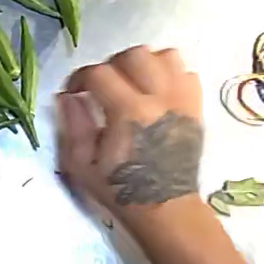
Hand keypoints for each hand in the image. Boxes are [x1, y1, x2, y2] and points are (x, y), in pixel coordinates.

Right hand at [58, 46, 206, 239]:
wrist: (166, 209)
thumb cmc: (120, 191)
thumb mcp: (82, 166)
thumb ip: (73, 126)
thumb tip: (67, 97)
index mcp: (128, 113)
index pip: (99, 74)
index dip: (79, 78)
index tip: (74, 92)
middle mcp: (160, 99)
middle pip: (134, 55)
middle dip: (112, 66)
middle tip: (103, 87)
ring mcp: (182, 101)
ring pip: (165, 56)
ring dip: (144, 64)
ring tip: (132, 84)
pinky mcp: (196, 108)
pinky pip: (187, 73)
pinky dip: (170, 75)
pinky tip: (156, 93)